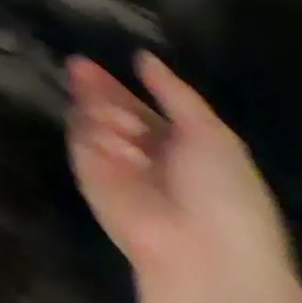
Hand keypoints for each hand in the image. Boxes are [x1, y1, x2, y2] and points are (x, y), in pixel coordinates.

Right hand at [66, 52, 291, 286]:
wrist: (199, 245)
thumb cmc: (222, 190)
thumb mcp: (211, 134)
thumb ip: (173, 93)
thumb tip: (142, 57)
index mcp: (176, 139)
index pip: (135, 102)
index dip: (114, 83)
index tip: (89, 61)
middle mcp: (138, 147)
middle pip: (103, 106)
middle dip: (93, 87)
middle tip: (78, 67)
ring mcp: (109, 159)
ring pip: (88, 117)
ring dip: (100, 112)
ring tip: (121, 126)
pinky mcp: (85, 171)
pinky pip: (79, 139)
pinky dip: (93, 135)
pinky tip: (114, 143)